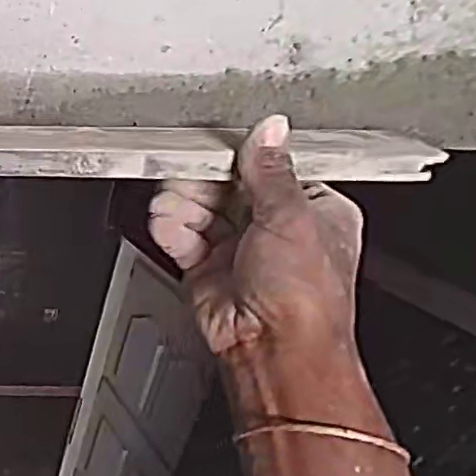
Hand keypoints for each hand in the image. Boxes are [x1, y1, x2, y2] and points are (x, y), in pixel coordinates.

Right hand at [147, 115, 363, 358]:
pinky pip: (182, 239)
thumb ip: (270, 172)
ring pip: (199, 212)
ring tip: (168, 206)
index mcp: (312, 210)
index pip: (267, 171)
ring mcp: (237, 248)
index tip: (212, 151)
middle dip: (200, 184)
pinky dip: (169, 229)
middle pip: (226, 190)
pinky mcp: (205, 268)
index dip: (238, 160)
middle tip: (181, 177)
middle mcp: (273, 228)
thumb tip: (270, 131)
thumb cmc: (304, 295)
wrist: (271, 344)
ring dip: (180, 206)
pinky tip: (163, 223)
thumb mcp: (292, 217)